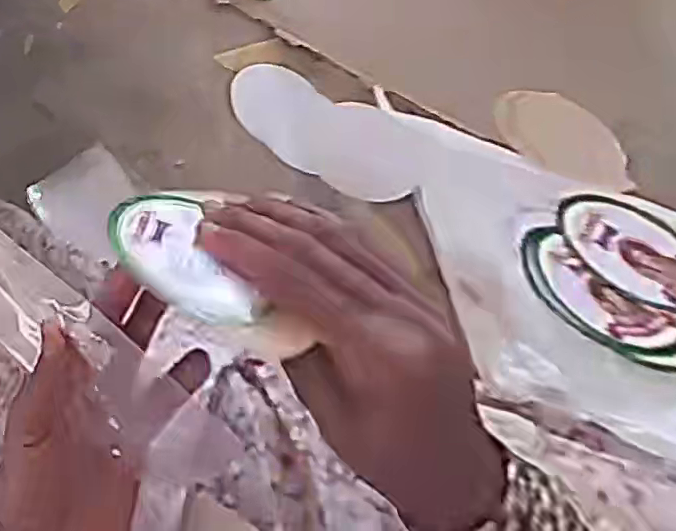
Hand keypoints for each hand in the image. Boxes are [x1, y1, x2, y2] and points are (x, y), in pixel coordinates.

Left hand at [0, 272, 206, 530]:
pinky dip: (183, 384)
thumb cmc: (25, 487)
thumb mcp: (28, 425)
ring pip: (145, 360)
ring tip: (187, 300)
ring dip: (163, 332)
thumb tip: (54, 326)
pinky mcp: (139, 442)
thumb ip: (44, 377)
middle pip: (121, 333)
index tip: (128, 265)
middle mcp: (93, 384)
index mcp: (62, 375)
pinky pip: (164, 406)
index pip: (88, 323)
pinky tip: (199, 362)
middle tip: (163, 268)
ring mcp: (118, 411)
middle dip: (140, 300)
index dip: (108, 293)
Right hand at [201, 197, 504, 530]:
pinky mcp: (413, 288)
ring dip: (283, 214)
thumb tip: (251, 296)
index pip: (299, 283)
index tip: (207, 234)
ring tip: (241, 202)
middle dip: (256, 225)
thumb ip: (292, 348)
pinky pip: (358, 242)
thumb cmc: (394, 459)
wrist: (468, 473)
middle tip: (214, 210)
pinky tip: (288, 210)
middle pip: (315, 250)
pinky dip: (316, 221)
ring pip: (337, 237)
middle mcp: (399, 310)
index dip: (247, 252)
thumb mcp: (331, 419)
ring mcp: (411, 294)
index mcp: (380, 349)